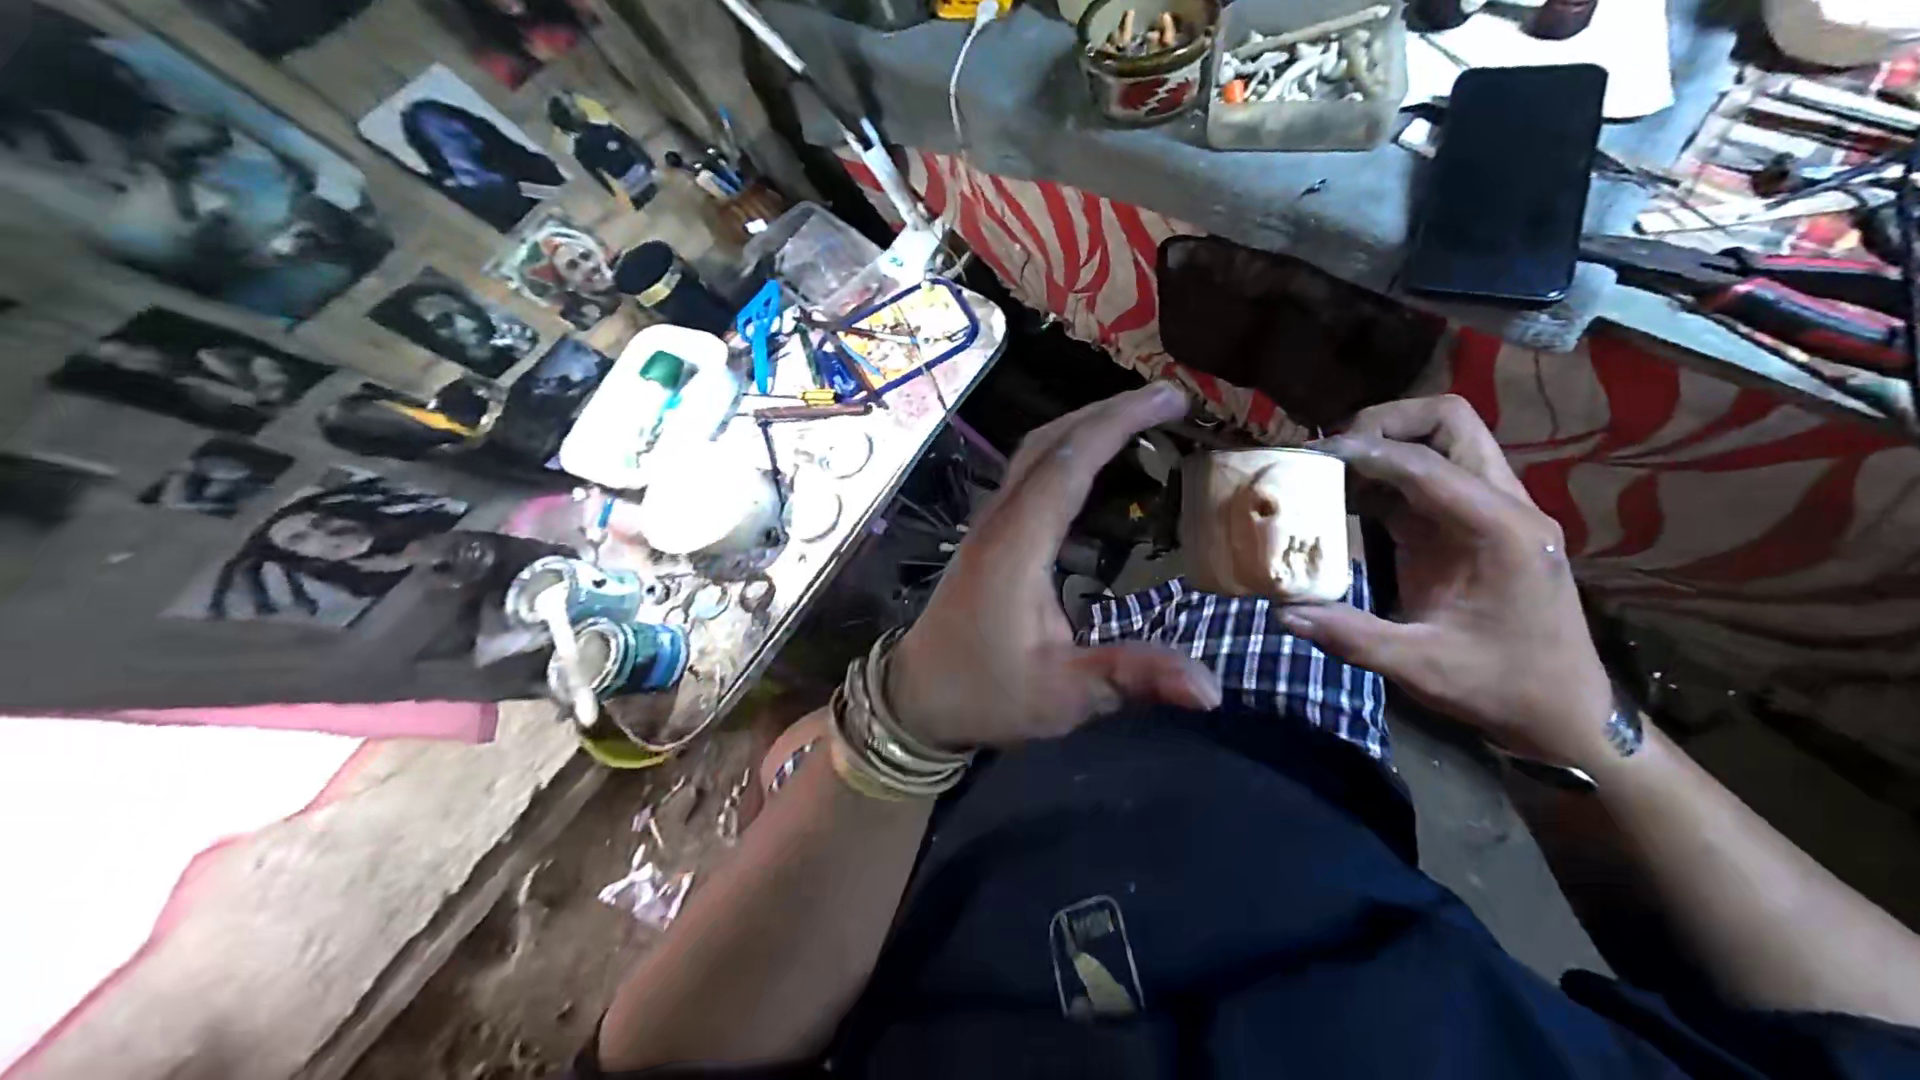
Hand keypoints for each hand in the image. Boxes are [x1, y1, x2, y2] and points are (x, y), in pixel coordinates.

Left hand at [886, 383, 1222, 748]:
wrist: (916, 698)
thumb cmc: (985, 694)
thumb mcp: (1061, 696)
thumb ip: (1131, 677)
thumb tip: (1210, 690)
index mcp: (1017, 547)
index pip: (1070, 463)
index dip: (1119, 423)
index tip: (1169, 398)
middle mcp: (999, 522)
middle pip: (1049, 442)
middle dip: (1106, 411)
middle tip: (1164, 400)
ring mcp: (988, 526)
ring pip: (1033, 454)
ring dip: (1083, 428)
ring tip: (1136, 421)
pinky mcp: (987, 537)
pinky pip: (1028, 476)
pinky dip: (1066, 455)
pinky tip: (1092, 468)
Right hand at [1274, 395, 1618, 768]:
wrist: (1561, 710)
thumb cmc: (1503, 686)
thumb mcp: (1423, 668)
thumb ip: (1352, 637)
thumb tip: (1282, 613)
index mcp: (1500, 530)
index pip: (1427, 464)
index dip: (1367, 452)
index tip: (1312, 459)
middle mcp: (1500, 506)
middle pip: (1447, 422)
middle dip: (1383, 424)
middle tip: (1328, 455)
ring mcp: (1483, 513)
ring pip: (1436, 441)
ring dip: (1380, 446)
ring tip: (1324, 472)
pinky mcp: (1463, 527)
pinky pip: (1419, 480)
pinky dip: (1378, 478)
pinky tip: (1339, 499)